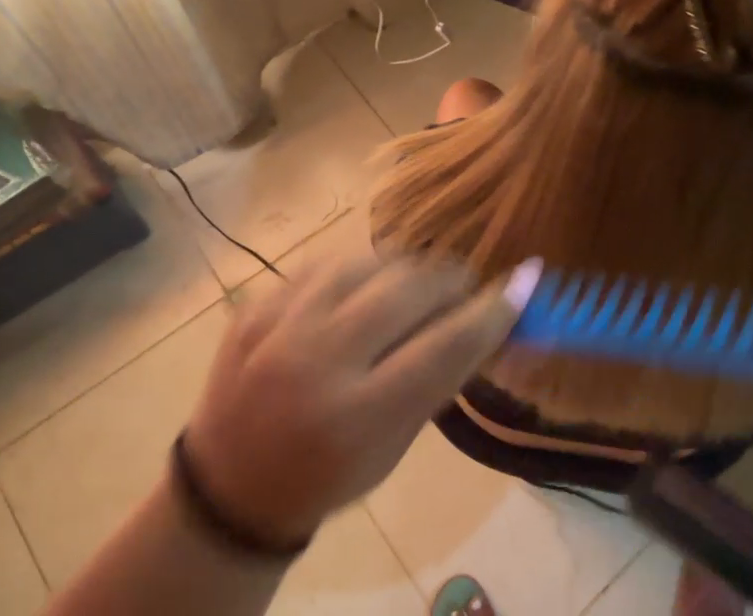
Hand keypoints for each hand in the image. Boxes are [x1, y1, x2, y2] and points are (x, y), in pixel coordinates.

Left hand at [181, 246, 527, 547]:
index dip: (495, 310)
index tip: (525, 284)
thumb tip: (495, 318)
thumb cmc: (329, 476)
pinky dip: (360, 271)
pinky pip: (325, 264)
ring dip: (407, 269)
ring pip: (368, 263)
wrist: (228, 489)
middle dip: (452, 281)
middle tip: (465, 290)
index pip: (447, 344)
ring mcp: (278, 328)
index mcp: (358, 415)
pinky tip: (369, 287)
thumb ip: (442, 378)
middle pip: (410, 288)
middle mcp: (315, 363)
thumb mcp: (395, 445)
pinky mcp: (255, 308)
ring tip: (417, 286)